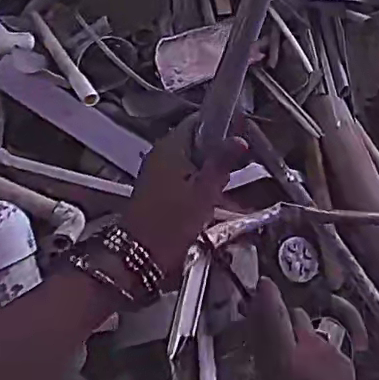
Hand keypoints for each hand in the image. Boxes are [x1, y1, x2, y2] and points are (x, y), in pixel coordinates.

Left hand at [118, 113, 250, 275]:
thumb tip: (239, 140)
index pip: (198, 121)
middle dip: (218, 154)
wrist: (139, 258)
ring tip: (227, 188)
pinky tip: (212, 202)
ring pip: (192, 163)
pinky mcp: (158, 192)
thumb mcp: (205, 190)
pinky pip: (185, 180)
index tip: (240, 132)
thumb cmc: (169, 223)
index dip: (221, 124)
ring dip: (210, 173)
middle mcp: (161, 155)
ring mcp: (158, 174)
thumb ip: (222, 162)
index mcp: (170, 147)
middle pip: (197, 143)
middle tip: (237, 165)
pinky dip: (200, 187)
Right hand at [251, 277, 365, 379]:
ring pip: (310, 331)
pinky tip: (314, 376)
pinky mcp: (345, 360)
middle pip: (293, 316)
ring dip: (300, 339)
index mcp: (285, 360)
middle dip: (282, 321)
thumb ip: (262, 367)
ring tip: (296, 366)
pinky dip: (316, 353)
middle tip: (274, 339)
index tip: (261, 284)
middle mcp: (310, 347)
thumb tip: (260, 341)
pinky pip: (324, 346)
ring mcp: (330, 352)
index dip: (266, 295)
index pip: (273, 314)